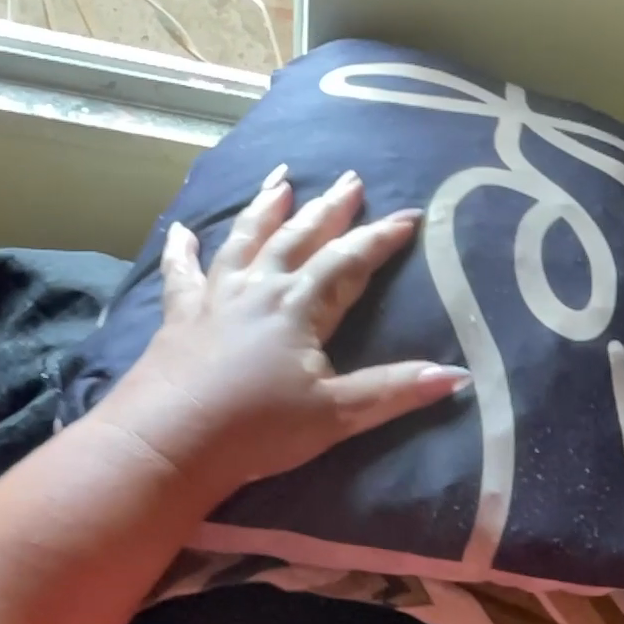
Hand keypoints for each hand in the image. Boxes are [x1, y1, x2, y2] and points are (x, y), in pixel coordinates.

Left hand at [90, 165, 469, 503]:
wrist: (166, 445)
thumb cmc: (257, 430)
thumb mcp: (338, 414)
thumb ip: (395, 390)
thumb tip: (458, 376)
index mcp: (299, 306)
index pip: (349, 261)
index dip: (381, 238)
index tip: (410, 215)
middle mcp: (259, 289)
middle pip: (300, 238)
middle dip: (329, 209)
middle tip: (349, 179)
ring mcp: (215, 298)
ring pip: (246, 241)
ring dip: (266, 210)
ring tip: (281, 181)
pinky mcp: (180, 317)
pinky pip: (183, 274)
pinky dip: (183, 250)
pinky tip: (183, 231)